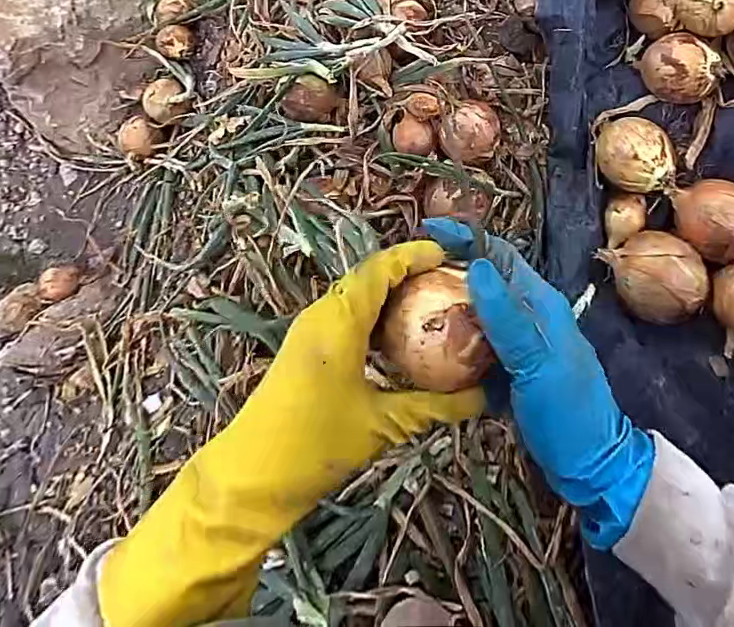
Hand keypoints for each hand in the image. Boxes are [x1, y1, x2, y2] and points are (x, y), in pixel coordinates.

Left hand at [98, 240, 484, 626]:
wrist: (249, 478)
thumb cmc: (314, 444)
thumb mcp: (383, 425)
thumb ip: (436, 406)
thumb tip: (484, 397)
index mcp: (340, 318)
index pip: (382, 268)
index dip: (416, 254)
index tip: (450, 254)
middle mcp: (324, 313)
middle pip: (372, 275)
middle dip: (411, 271)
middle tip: (450, 279)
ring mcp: (312, 328)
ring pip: (359, 294)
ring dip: (393, 293)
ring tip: (433, 302)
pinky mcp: (308, 346)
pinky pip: (349, 314)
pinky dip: (378, 314)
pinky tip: (401, 336)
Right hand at [425, 218, 654, 548]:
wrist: (592, 466)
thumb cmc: (569, 411)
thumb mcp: (536, 362)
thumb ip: (506, 316)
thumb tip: (474, 266)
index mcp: (540, 302)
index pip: (499, 255)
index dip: (465, 238)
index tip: (428, 230)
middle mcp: (529, 314)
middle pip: (485, 279)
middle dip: (450, 268)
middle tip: (409, 270)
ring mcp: (519, 342)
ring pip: (478, 310)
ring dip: (448, 303)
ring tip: (410, 302)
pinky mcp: (510, 368)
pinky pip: (476, 343)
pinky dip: (454, 338)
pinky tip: (429, 346)